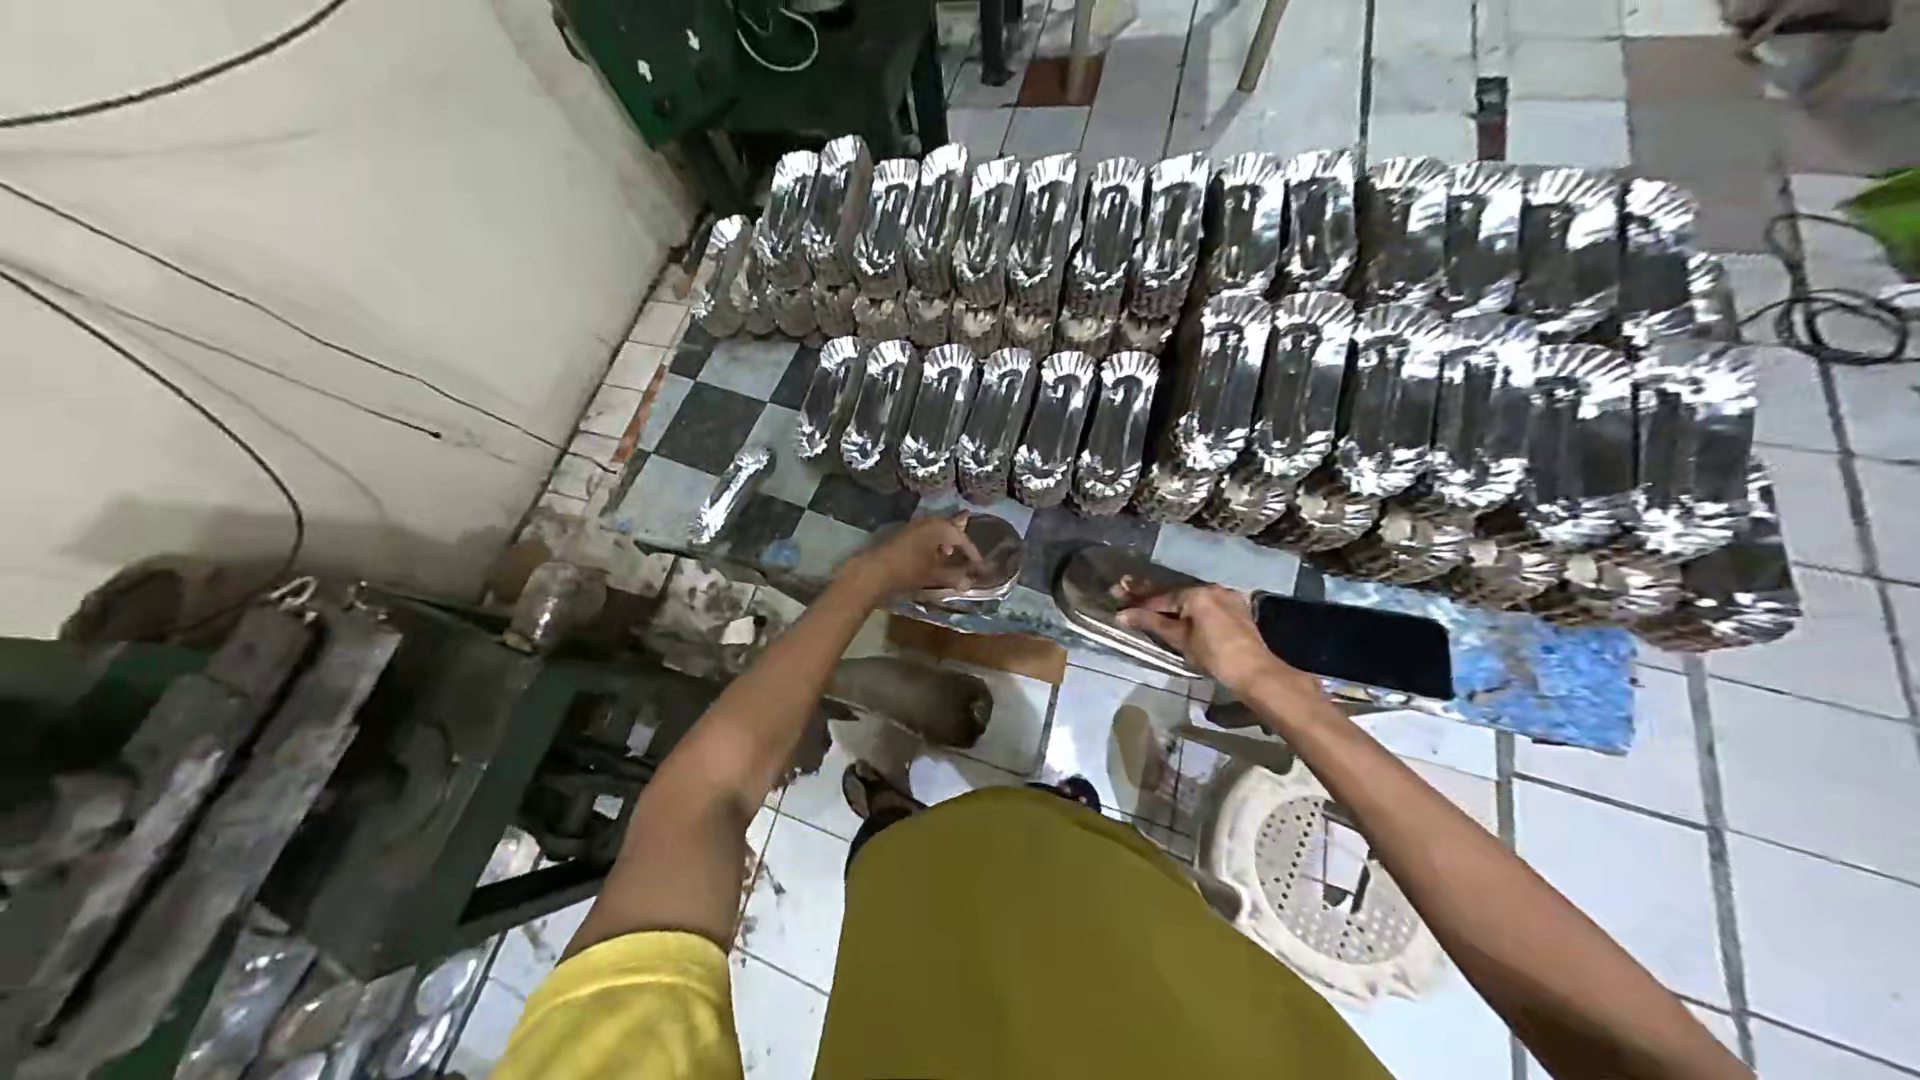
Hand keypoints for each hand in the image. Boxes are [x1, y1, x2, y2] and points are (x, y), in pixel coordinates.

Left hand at [841, 513, 986, 598]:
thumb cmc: (908, 571)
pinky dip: (933, 545)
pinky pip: (925, 535)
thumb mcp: (935, 575)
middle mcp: (928, 522)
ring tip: (948, 557)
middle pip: (950, 530)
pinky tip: (930, 558)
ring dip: (945, 544)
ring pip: (937, 532)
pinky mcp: (903, 534)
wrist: (874, 571)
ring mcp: (914, 526)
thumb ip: (955, 578)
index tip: (979, 566)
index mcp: (939, 528)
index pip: (963, 538)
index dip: (973, 553)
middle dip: (959, 544)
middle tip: (966, 557)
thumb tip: (970, 583)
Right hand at [1117, 583, 1300, 695]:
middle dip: (1151, 595)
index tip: (1117, 598)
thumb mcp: (1178, 638)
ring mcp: (1227, 597)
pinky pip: (1206, 604)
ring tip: (1150, 603)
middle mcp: (1211, 588)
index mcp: (1196, 593)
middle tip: (1125, 588)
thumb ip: (1150, 622)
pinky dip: (1190, 607)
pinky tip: (1180, 610)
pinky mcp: (1236, 608)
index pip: (1160, 597)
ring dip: (1170, 601)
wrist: (1253, 670)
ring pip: (1191, 598)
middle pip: (1175, 593)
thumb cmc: (1213, 655)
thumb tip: (1121, 615)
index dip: (1138, 601)